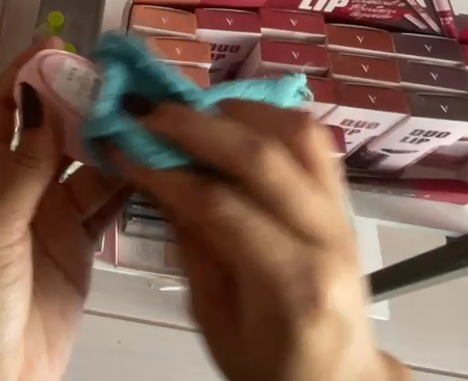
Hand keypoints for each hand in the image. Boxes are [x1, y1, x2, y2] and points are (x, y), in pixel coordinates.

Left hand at [0, 40, 128, 380]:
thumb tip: (44, 104)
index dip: (26, 73)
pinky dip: (127, 187)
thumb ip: (23, 169)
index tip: (56, 42)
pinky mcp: (80, 250)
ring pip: (86, 167)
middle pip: (52, 131)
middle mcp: (20, 188)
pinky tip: (154, 165)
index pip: (3, 109)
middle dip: (80, 102)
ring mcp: (51, 219)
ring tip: (147, 114)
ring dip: (111, 142)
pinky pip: (105, 208)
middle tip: (120, 78)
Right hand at [114, 99, 406, 380]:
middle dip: (194, 126)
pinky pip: (311, 139)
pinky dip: (266, 116)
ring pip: (295, 134)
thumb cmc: (272, 365)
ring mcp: (343, 214)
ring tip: (191, 112)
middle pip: (260, 158)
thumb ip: (192, 245)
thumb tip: (156, 178)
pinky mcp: (343, 198)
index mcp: (293, 286)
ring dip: (236, 111)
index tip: (124, 147)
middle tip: (146, 112)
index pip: (222, 208)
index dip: (166, 172)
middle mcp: (328, 240)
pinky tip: (229, 119)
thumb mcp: (215, 322)